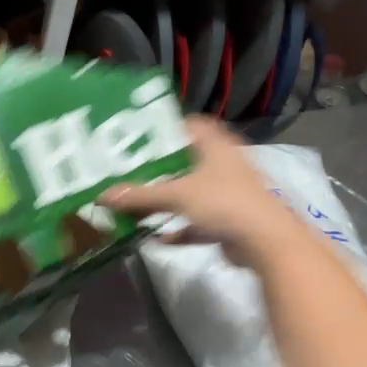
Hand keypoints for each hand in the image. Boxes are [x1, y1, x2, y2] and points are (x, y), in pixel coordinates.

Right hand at [97, 116, 309, 268]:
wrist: (264, 240)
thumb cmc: (223, 202)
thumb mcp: (176, 195)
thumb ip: (139, 196)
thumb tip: (102, 196)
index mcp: (216, 145)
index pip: (190, 126)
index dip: (164, 130)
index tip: (136, 140)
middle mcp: (223, 164)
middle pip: (184, 163)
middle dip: (156, 172)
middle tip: (126, 176)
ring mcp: (226, 193)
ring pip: (188, 194)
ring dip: (163, 203)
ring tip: (134, 207)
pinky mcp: (227, 220)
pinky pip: (195, 222)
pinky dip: (177, 229)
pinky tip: (156, 237)